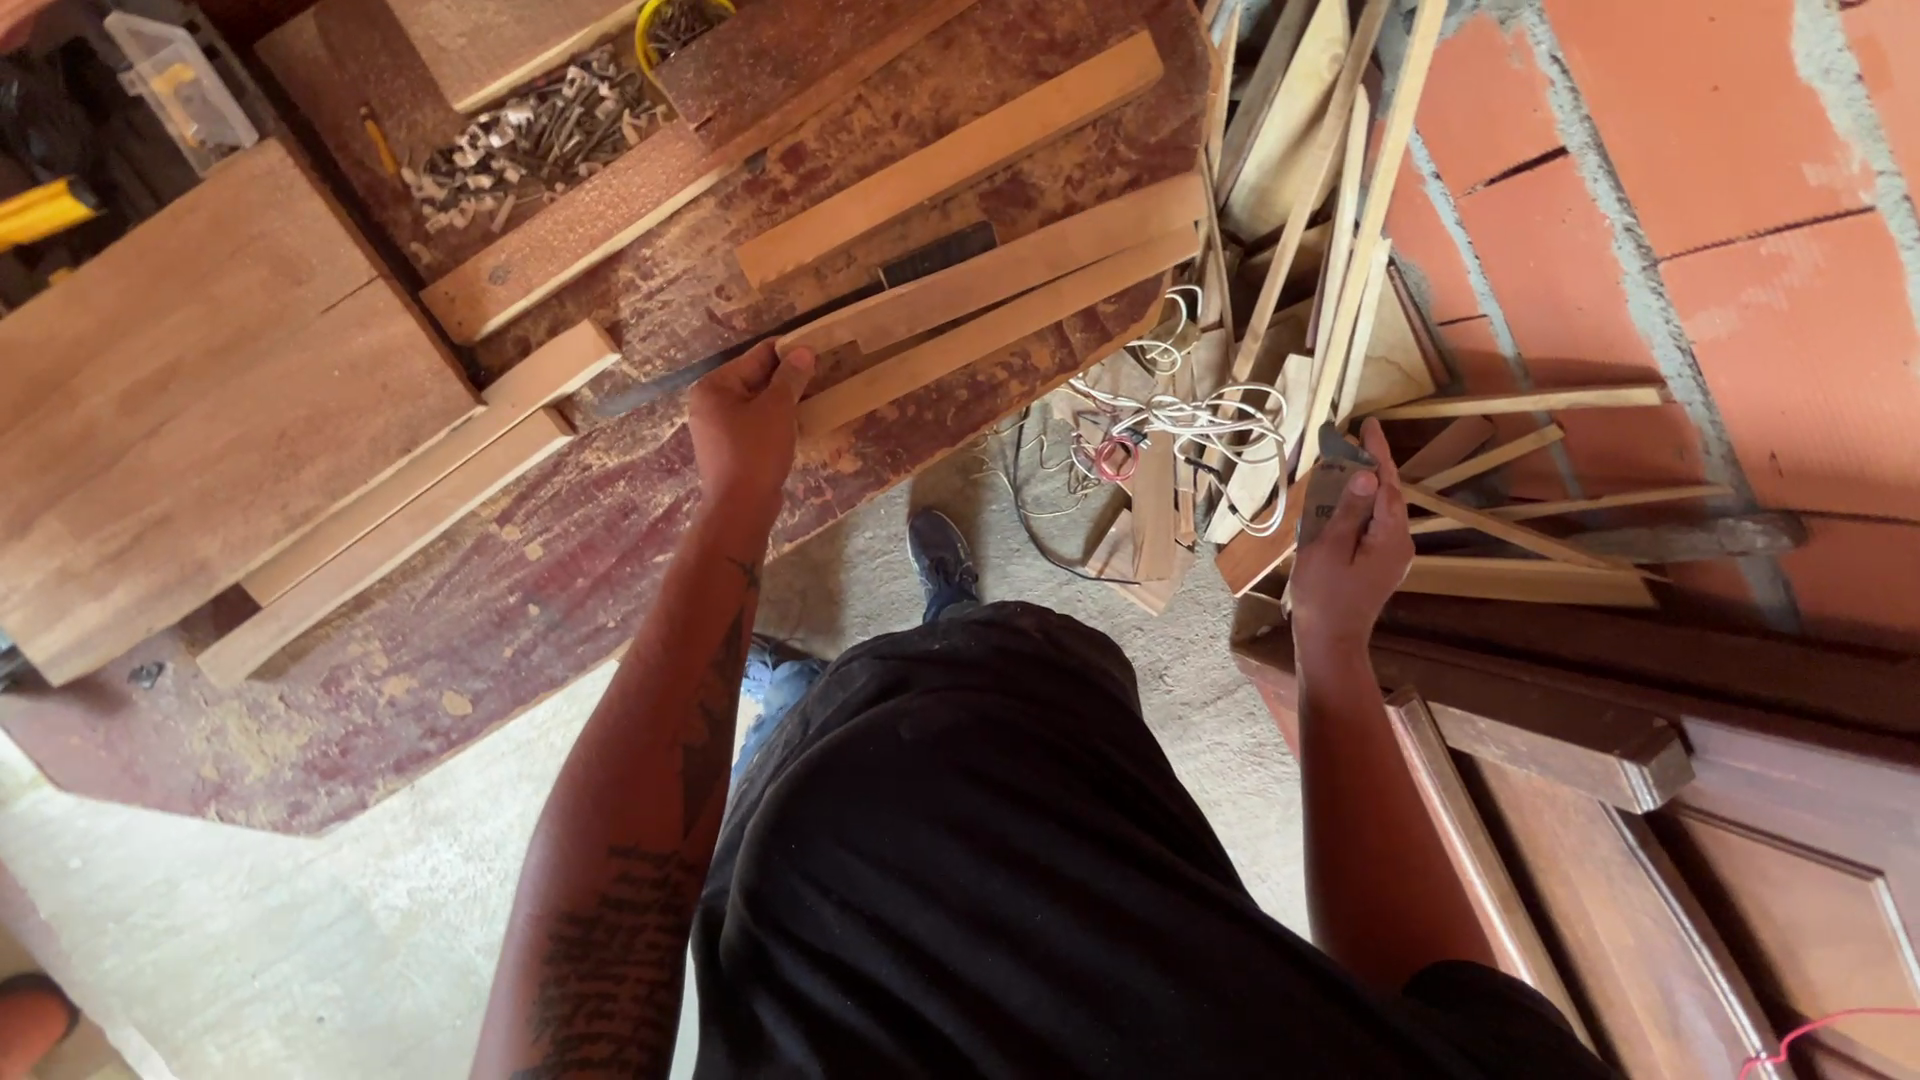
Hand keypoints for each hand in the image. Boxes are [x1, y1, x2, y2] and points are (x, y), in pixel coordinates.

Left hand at [688, 341, 815, 524]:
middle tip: (820, 372)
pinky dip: (775, 420)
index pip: (754, 356)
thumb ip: (790, 377)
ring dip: (782, 400)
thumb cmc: (756, 451)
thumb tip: (803, 350)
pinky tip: (797, 422)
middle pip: (753, 379)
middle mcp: (709, 404)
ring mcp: (717, 429)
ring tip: (814, 395)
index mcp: (714, 387)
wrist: (741, 507)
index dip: (786, 351)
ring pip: (756, 403)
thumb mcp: (777, 409)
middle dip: (785, 377)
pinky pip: (755, 424)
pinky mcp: (729, 450)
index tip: (814, 348)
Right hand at [1288, 417, 1412, 653]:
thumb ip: (1348, 511)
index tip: (1369, 424)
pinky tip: (1340, 502)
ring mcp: (1392, 556)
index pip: (1387, 484)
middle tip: (1349, 440)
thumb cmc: (1323, 595)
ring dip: (1362, 487)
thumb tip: (1366, 476)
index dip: (1377, 452)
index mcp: (1391, 537)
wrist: (1330, 641)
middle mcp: (1400, 543)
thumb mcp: (1328, 549)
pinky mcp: (1380, 565)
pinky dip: (1358, 508)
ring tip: (1341, 464)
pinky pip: (1373, 526)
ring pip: (1380, 510)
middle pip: (1387, 495)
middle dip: (1369, 466)